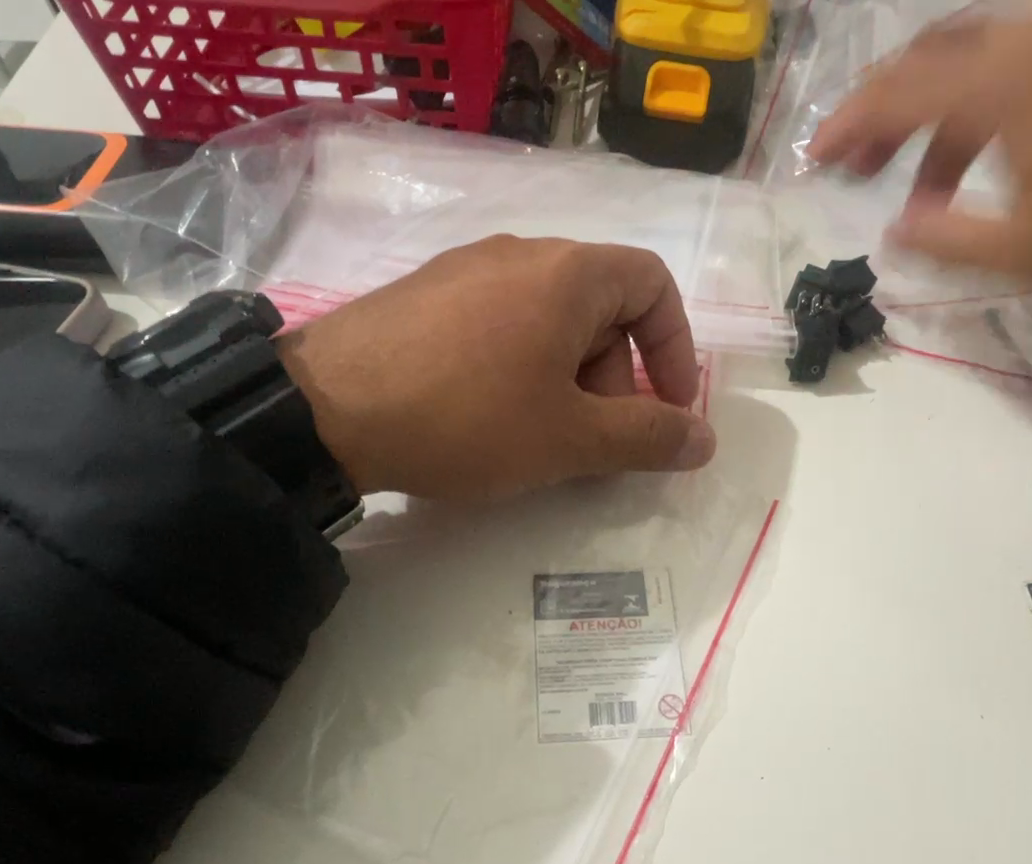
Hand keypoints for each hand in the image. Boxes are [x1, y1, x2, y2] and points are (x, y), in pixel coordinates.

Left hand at [281, 236, 715, 500]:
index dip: (675, 350)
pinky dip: (519, 368)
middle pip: (600, 306)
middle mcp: (520, 252)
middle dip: (615, 379)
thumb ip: (647, 437)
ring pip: (548, 319)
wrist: (326, 410)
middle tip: (594, 442)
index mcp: (569, 272)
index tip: (666, 411)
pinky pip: (498, 324)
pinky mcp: (424, 295)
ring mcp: (465, 269)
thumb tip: (705, 440)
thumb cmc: (469, 418)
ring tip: (539, 440)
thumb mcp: (570, 438)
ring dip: (567, 379)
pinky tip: (487, 418)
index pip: (654, 285)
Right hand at [808, 4, 1031, 302]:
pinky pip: (1028, 57)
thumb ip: (945, 239)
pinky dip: (988, 103)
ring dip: (938, 114)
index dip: (846, 124)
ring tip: (925, 183)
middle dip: (884, 111)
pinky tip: (992, 155)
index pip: (898, 89)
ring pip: (982, 55)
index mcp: (1010, 80)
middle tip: (856, 166)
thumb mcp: (1028, 252)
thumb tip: (893, 229)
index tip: (814, 160)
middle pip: (934, 55)